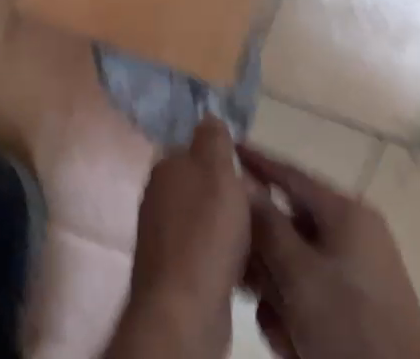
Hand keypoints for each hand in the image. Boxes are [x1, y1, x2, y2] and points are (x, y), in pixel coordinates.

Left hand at [106, 117, 251, 358]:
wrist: (184, 306)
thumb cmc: (206, 232)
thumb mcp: (217, 173)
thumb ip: (212, 140)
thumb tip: (206, 115)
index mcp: (165, 168)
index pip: (194, 148)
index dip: (223, 156)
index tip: (251, 170)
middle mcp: (158, 197)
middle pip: (202, 185)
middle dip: (230, 194)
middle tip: (261, 204)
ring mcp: (163, 235)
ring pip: (206, 220)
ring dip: (231, 226)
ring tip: (258, 235)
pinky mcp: (174, 269)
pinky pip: (206, 252)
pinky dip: (225, 255)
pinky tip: (245, 266)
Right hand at [240, 145, 419, 358]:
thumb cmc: (350, 326)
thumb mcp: (299, 273)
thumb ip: (266, 224)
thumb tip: (239, 179)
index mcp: (346, 214)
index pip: (290, 174)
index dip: (254, 161)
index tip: (220, 151)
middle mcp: (351, 235)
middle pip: (287, 224)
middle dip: (262, 255)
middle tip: (236, 275)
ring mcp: (354, 273)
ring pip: (292, 266)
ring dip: (276, 293)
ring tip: (276, 324)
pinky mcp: (353, 308)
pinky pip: (308, 295)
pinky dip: (294, 314)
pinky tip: (292, 343)